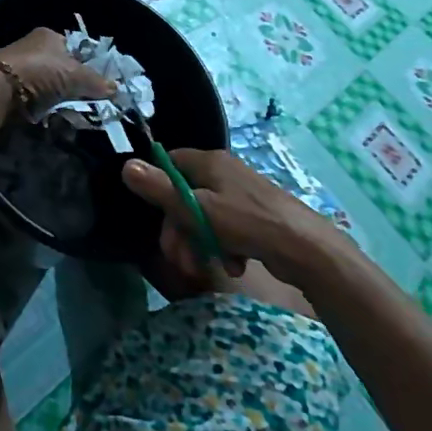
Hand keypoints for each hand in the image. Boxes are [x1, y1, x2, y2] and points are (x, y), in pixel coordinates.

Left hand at [0, 27, 114, 113]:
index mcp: (49, 35)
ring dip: (60, 100)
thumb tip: (116, 89)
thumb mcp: (75, 75)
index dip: (88, 66)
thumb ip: (96, 82)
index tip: (98, 85)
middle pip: (63, 69)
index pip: (76, 49)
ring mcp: (20, 66)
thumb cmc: (40, 71)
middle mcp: (34, 47)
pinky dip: (44, 108)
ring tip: (71, 115)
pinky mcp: (10, 86)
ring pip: (50, 86)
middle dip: (75, 87)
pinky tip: (52, 118)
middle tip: (87, 103)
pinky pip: (36, 98)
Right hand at [121, 147, 338, 288]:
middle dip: (180, 230)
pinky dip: (223, 248)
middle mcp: (224, 172)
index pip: (170, 162)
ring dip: (201, 244)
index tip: (158, 217)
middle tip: (181, 260)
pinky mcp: (254, 216)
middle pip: (185, 196)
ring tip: (209, 268)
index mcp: (209, 162)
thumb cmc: (248, 222)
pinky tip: (232, 266)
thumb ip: (162, 191)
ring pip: (204, 217)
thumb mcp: (199, 209)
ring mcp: (241, 194)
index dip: (159, 188)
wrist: (305, 248)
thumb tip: (126, 165)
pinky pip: (226, 229)